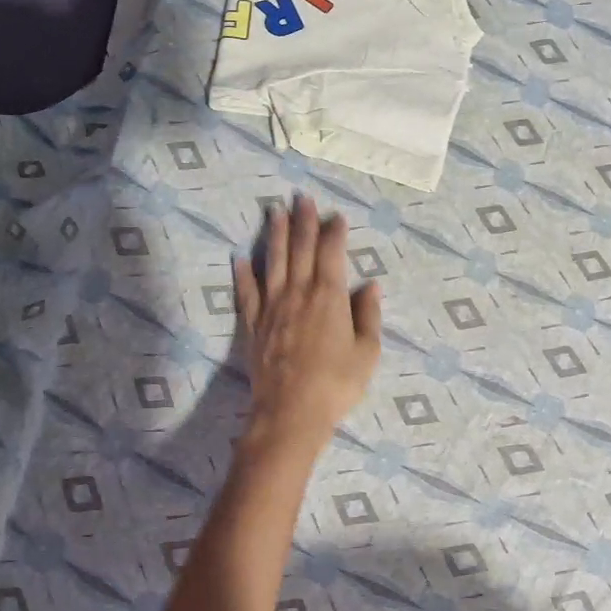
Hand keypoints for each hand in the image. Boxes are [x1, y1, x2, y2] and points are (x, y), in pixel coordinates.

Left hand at [232, 195, 381, 450]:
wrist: (291, 412)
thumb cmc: (337, 384)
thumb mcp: (367, 352)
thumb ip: (368, 316)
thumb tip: (371, 286)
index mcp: (330, 297)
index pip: (332, 254)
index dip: (334, 233)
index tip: (336, 216)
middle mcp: (299, 293)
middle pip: (300, 249)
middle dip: (303, 222)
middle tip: (302, 198)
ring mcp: (272, 307)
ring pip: (272, 262)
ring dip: (274, 235)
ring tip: (274, 211)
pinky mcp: (254, 325)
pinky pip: (247, 293)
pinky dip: (243, 274)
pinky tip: (239, 258)